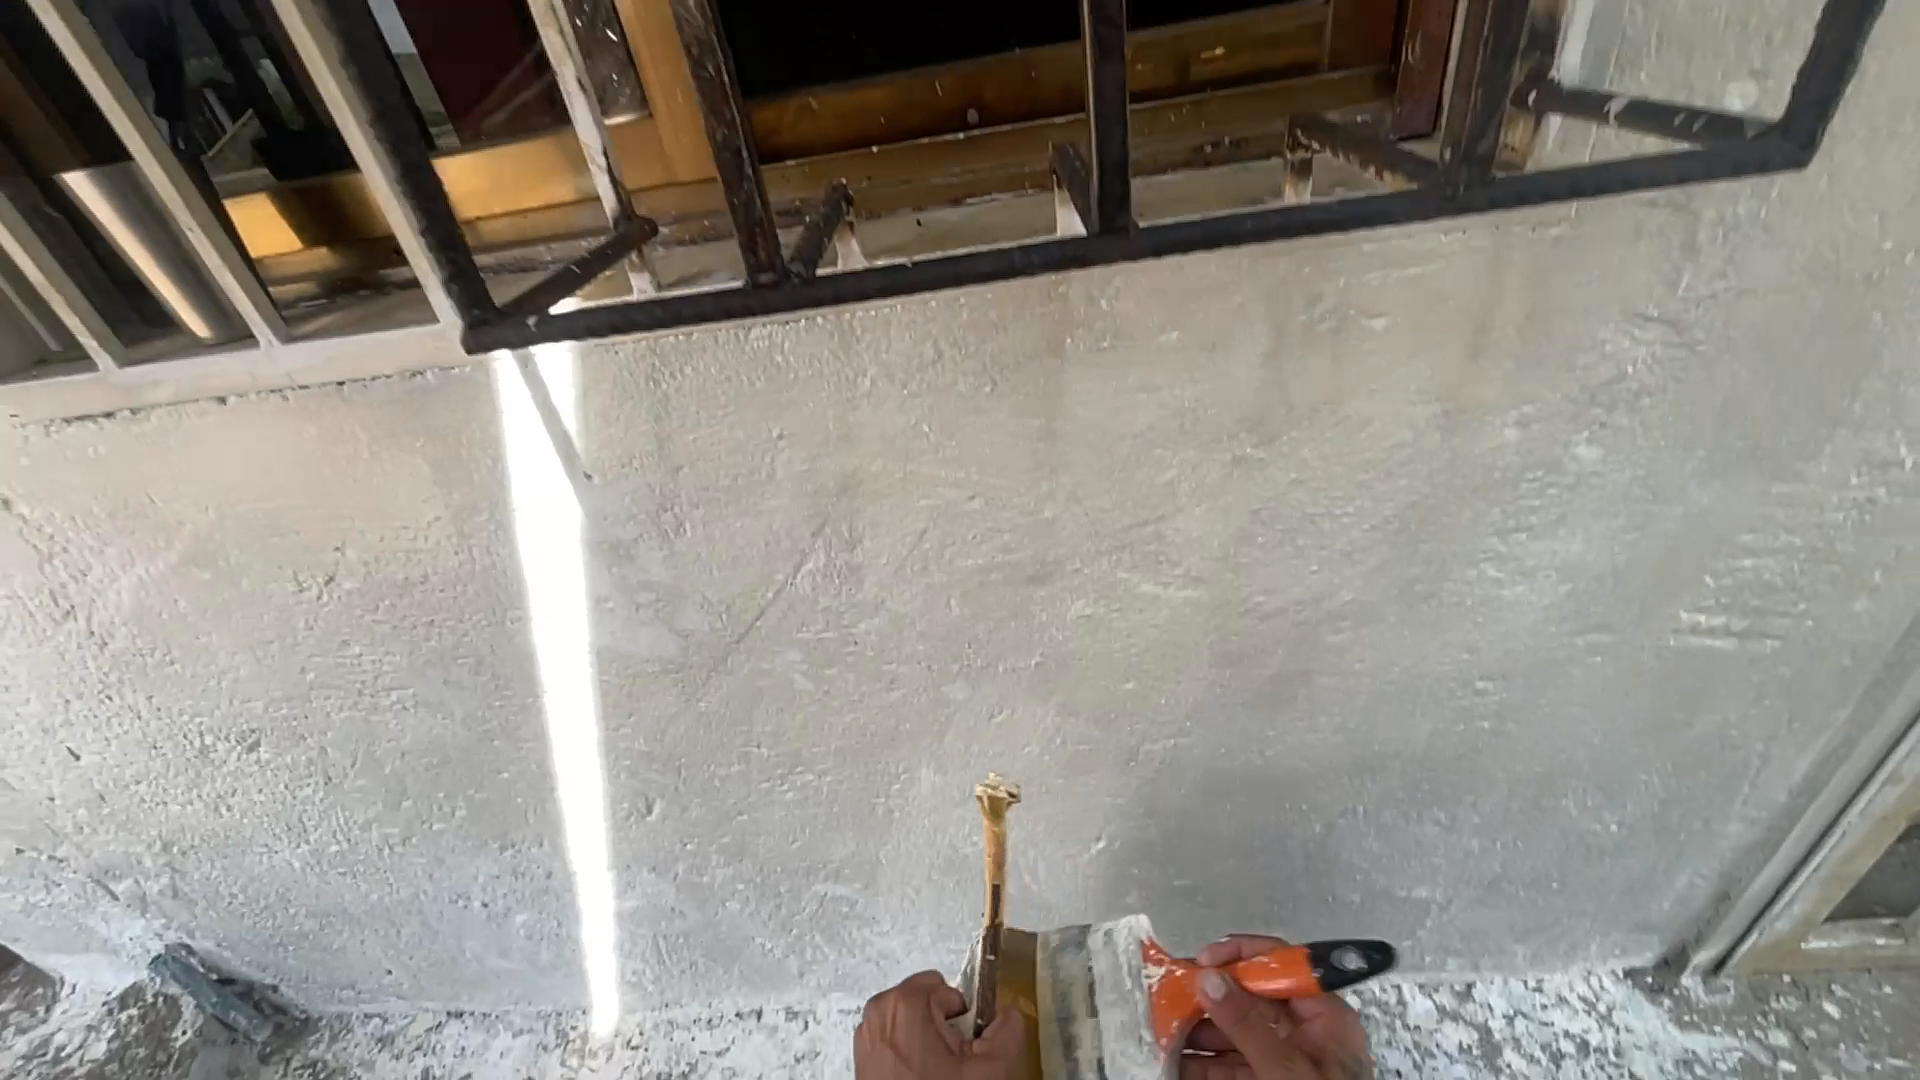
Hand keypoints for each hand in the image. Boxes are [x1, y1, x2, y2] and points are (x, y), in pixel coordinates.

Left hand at [855, 970, 1028, 1079]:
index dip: (962, 1019)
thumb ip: (1006, 1032)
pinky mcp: (862, 1053)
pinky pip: (895, 1037)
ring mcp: (868, 1031)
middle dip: (943, 1028)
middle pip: (927, 1001)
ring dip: (926, 1040)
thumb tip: (1009, 1014)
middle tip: (951, 1064)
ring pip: (911, 1020)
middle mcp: (881, 1008)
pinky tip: (919, 1077)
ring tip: (934, 1073)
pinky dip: (908, 1052)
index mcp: (907, 1001)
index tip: (964, 1048)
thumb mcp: (986, 1071)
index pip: (947, 990)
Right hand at [1181, 935, 1373, 1079]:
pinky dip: (1205, 1064)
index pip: (1282, 964)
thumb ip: (1247, 1024)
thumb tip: (1207, 977)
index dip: (1241, 955)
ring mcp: (1286, 1059)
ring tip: (1163, 1029)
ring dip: (1198, 1032)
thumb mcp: (1286, 1071)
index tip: (1202, 962)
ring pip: (1236, 1031)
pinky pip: (1233, 1064)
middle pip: (1251, 997)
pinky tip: (1175, 1063)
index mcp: (1324, 1016)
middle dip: (1209, 999)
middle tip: (1170, 994)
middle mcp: (1305, 1031)